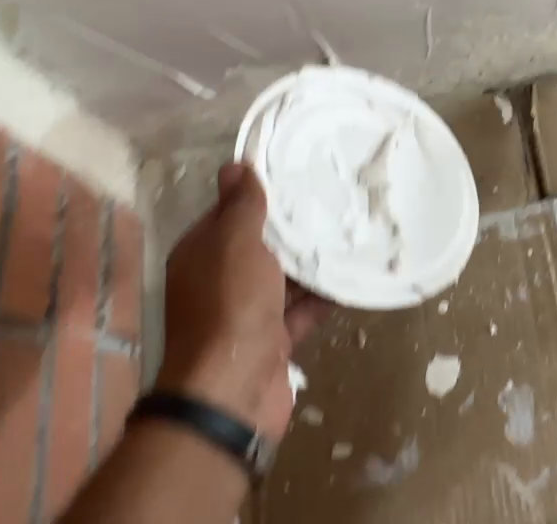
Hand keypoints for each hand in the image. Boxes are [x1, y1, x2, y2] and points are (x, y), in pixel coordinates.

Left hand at [154, 162, 330, 433]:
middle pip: (261, 245)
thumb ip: (240, 206)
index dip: (259, 194)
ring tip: (354, 230)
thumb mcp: (234, 244)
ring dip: (314, 262)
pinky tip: (355, 276)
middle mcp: (220, 282)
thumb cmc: (230, 306)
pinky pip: (303, 310)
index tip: (299, 172)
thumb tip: (235, 165)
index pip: (229, 213)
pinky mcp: (274, 340)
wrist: (233, 391)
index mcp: (201, 255)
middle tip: (338, 197)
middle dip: (294, 227)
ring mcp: (247, 314)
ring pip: (285, 278)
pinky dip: (325, 296)